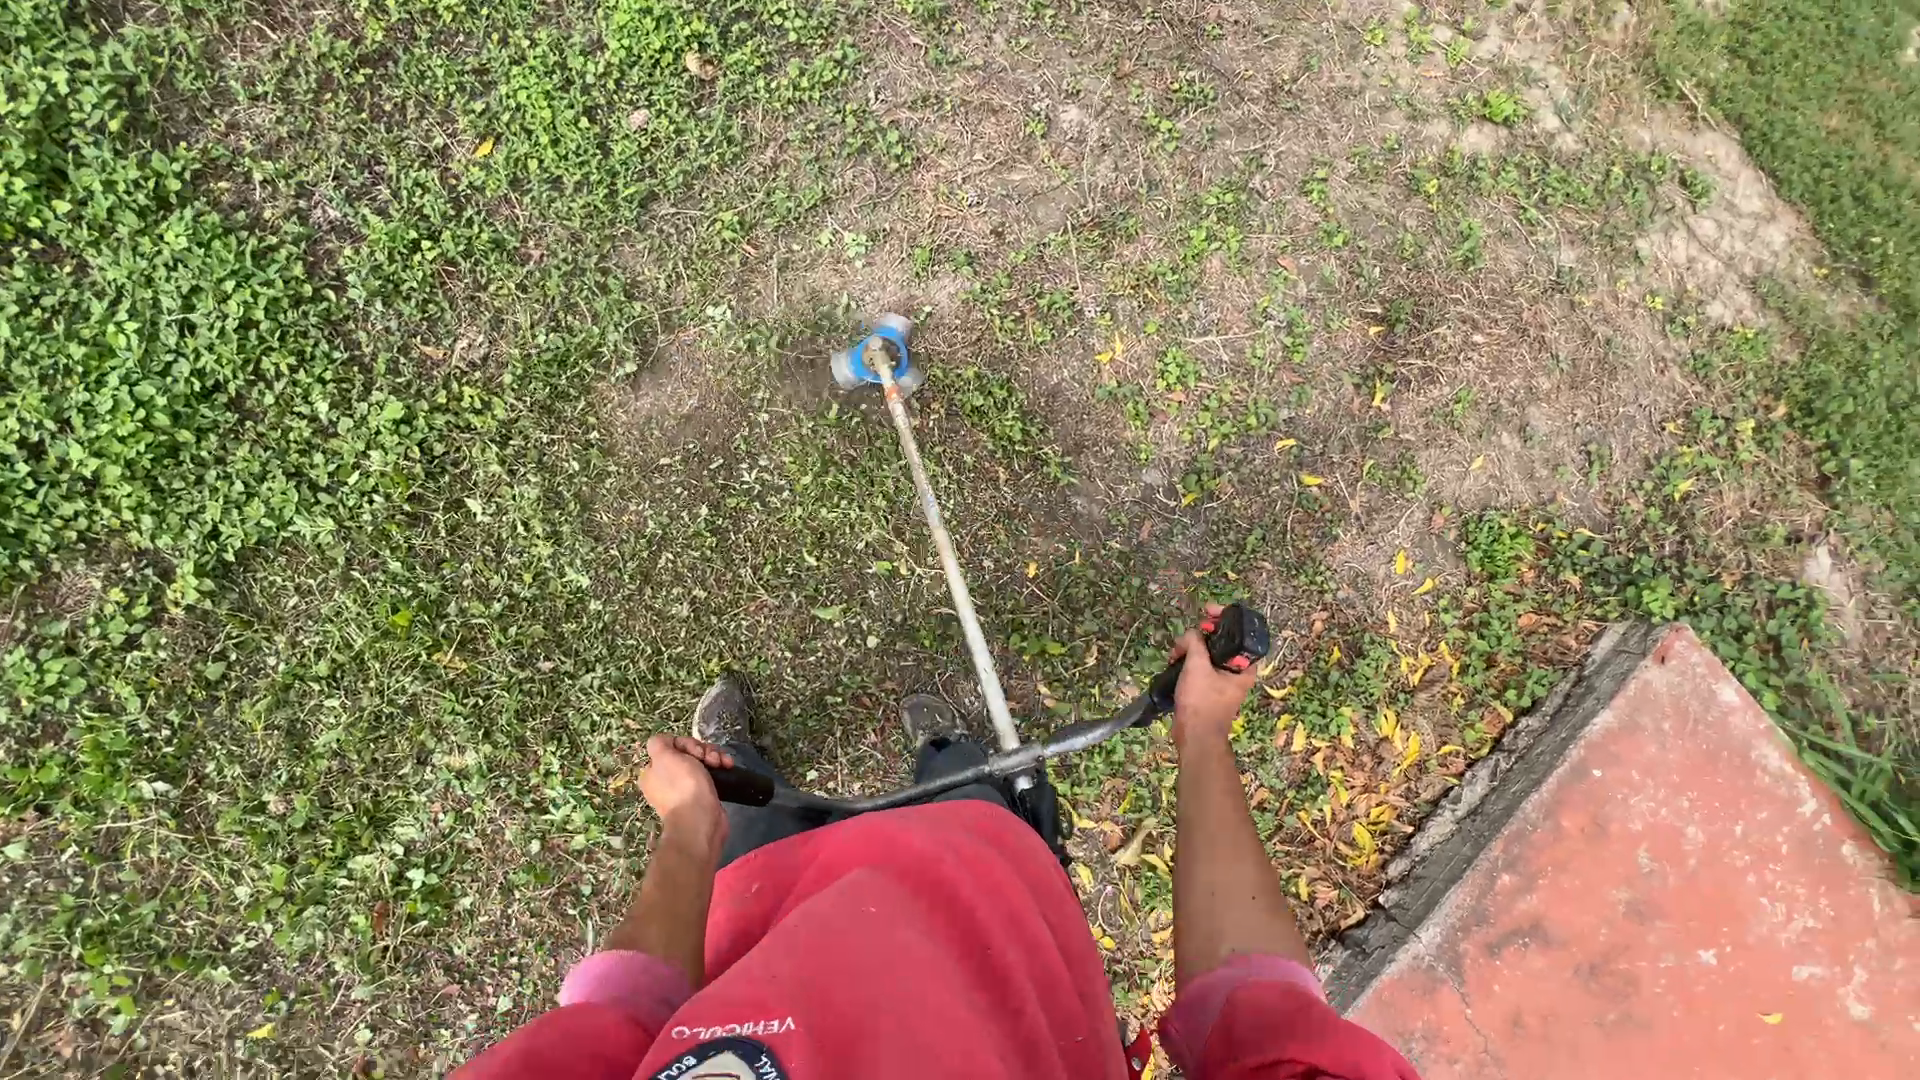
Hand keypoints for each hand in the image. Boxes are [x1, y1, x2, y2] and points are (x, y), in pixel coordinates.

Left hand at [638, 735, 732, 849]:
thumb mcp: (664, 757)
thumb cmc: (683, 786)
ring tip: (722, 764)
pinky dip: (720, 767)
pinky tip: (727, 767)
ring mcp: (685, 787)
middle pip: (688, 751)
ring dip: (714, 756)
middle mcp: (667, 779)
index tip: (695, 753)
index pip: (671, 744)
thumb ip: (658, 743)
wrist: (701, 819)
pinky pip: (710, 772)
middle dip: (703, 750)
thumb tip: (666, 743)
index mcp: (653, 771)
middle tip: (710, 759)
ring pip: (702, 759)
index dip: (686, 744)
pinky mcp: (702, 793)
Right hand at [1168, 603, 1259, 749]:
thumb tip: (1192, 634)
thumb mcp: (1197, 666)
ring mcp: (1223, 679)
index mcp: (1244, 666)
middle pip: (1221, 641)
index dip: (1223, 617)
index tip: (1206, 611)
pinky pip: (1200, 666)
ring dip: (1190, 648)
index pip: (1239, 632)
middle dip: (1200, 635)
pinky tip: (1175, 662)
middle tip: (1186, 636)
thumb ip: (1195, 643)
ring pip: (1208, 653)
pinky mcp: (1209, 687)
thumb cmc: (1201, 701)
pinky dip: (1188, 660)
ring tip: (1175, 654)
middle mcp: (1237, 671)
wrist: (1194, 735)